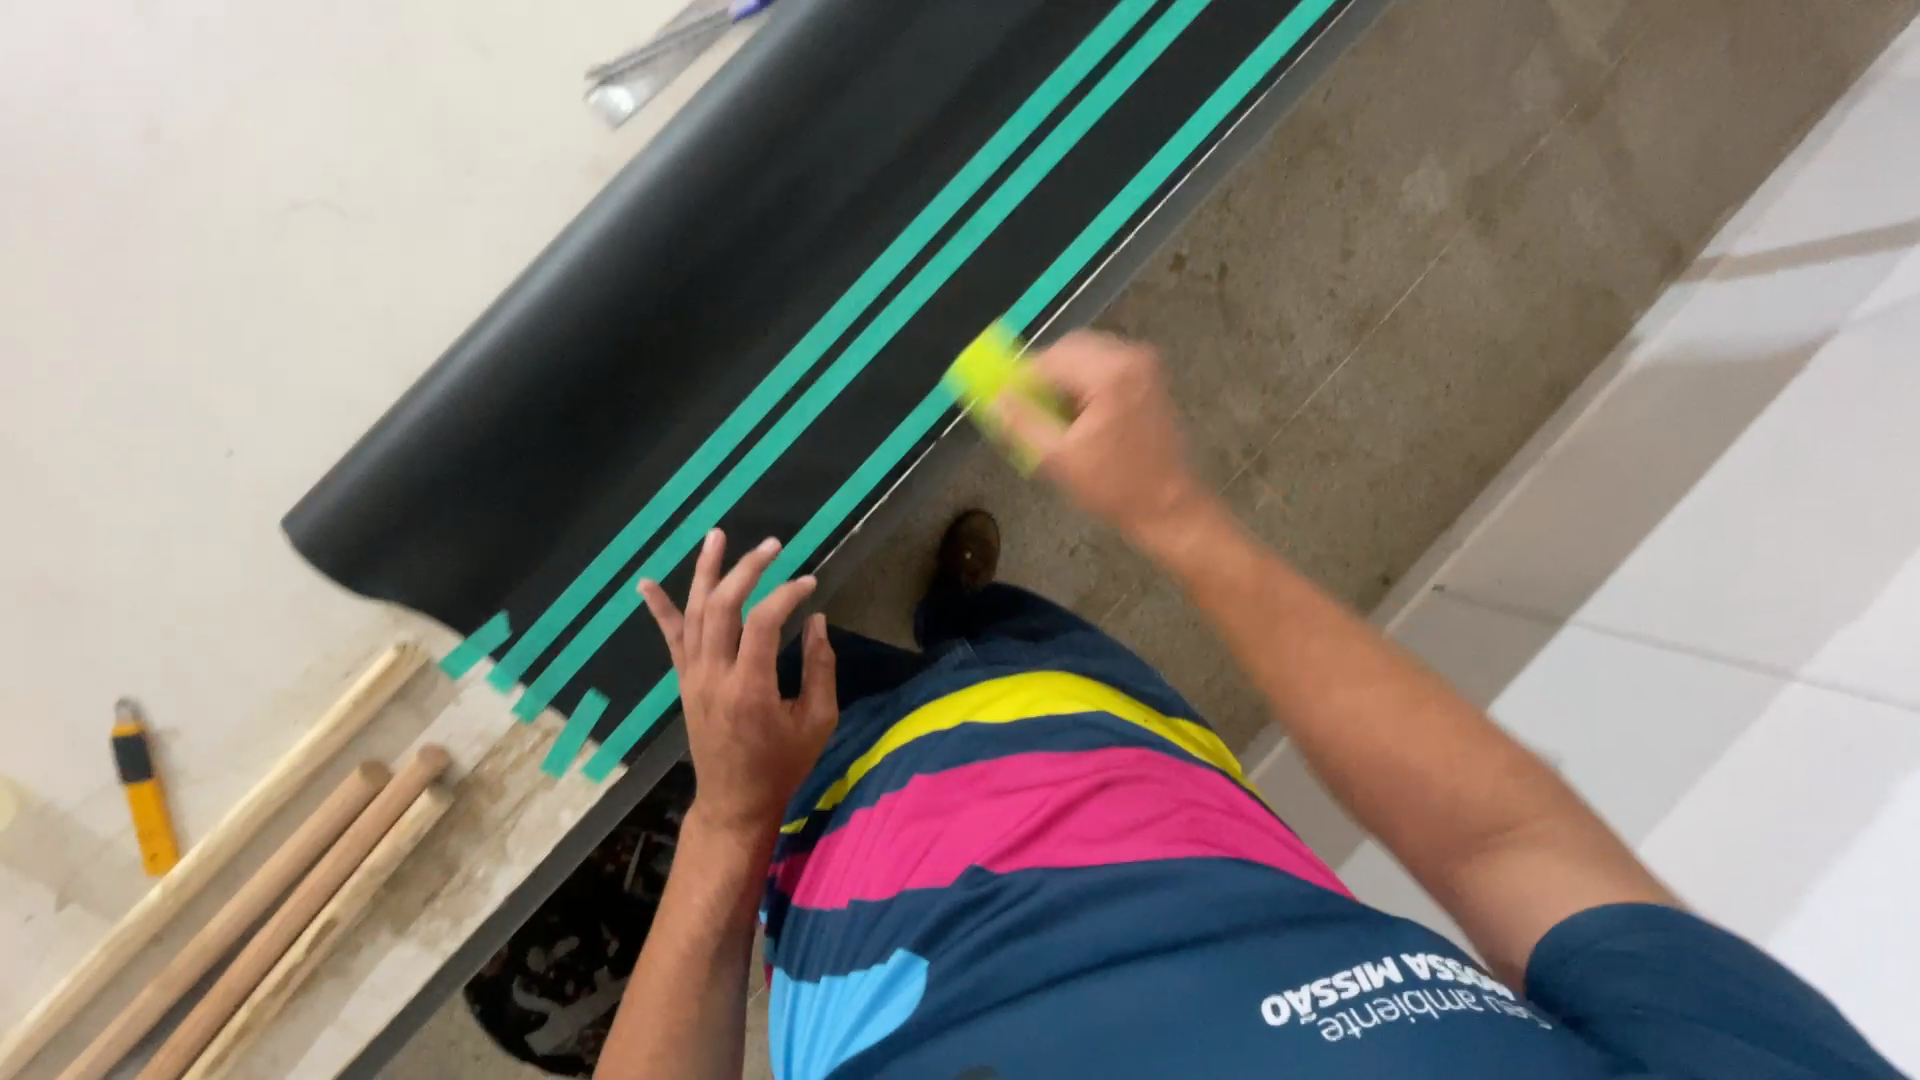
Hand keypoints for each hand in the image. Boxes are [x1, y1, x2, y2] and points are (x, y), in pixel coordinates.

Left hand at [638, 530, 837, 839]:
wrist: (735, 801)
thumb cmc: (782, 764)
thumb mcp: (818, 721)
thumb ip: (821, 668)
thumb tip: (818, 620)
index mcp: (751, 688)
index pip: (765, 621)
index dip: (788, 594)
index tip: (811, 583)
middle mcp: (714, 675)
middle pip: (723, 606)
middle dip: (748, 569)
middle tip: (772, 545)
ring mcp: (693, 677)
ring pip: (694, 613)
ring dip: (705, 571)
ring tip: (716, 535)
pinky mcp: (684, 682)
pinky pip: (671, 638)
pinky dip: (660, 608)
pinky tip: (646, 582)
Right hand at [995, 331, 1209, 544]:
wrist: (1168, 506)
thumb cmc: (1115, 488)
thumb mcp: (1058, 459)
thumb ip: (1020, 423)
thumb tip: (991, 398)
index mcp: (1109, 374)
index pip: (1050, 358)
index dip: (1021, 376)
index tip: (1002, 396)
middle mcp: (1130, 357)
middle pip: (1070, 349)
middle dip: (1043, 376)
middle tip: (1025, 407)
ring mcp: (1144, 366)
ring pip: (1086, 356)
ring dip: (1063, 379)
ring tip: (1053, 415)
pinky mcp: (1149, 378)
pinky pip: (1104, 367)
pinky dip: (1084, 383)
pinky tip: (1078, 415)